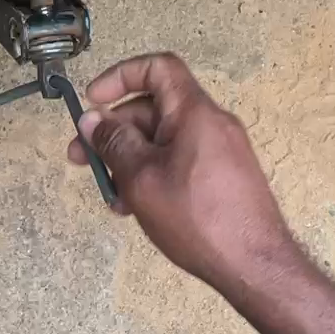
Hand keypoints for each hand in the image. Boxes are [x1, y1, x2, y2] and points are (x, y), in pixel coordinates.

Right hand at [67, 54, 299, 292]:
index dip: (120, 76)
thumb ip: (113, 143)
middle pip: (152, 109)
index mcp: (194, 112)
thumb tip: (92, 120)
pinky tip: (134, 205)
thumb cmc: (197, 218)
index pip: (157, 68)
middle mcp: (210, 123)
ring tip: (109, 193)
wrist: (255, 265)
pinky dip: (151, 173)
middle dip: (112, 130)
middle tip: (79, 157)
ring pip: (161, 140)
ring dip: (127, 159)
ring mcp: (219, 150)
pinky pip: (177, 160)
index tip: (93, 101)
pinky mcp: (222, 176)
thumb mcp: (141, 178)